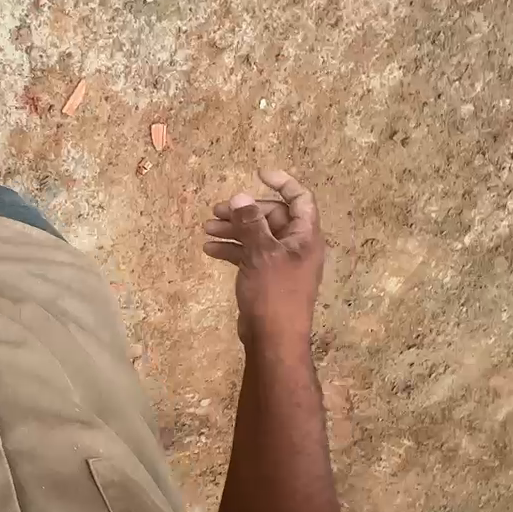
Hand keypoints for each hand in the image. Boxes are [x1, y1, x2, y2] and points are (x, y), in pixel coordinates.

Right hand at [203, 169, 323, 347]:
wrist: (273, 338)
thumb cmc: (274, 293)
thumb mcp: (261, 254)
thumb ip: (251, 224)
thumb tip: (240, 197)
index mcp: (305, 237)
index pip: (299, 200)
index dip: (283, 183)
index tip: (259, 173)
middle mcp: (296, 246)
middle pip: (272, 217)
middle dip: (245, 211)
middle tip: (217, 210)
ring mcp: (280, 263)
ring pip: (256, 236)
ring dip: (233, 229)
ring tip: (206, 228)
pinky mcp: (265, 277)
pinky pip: (249, 254)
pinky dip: (232, 249)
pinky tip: (210, 249)